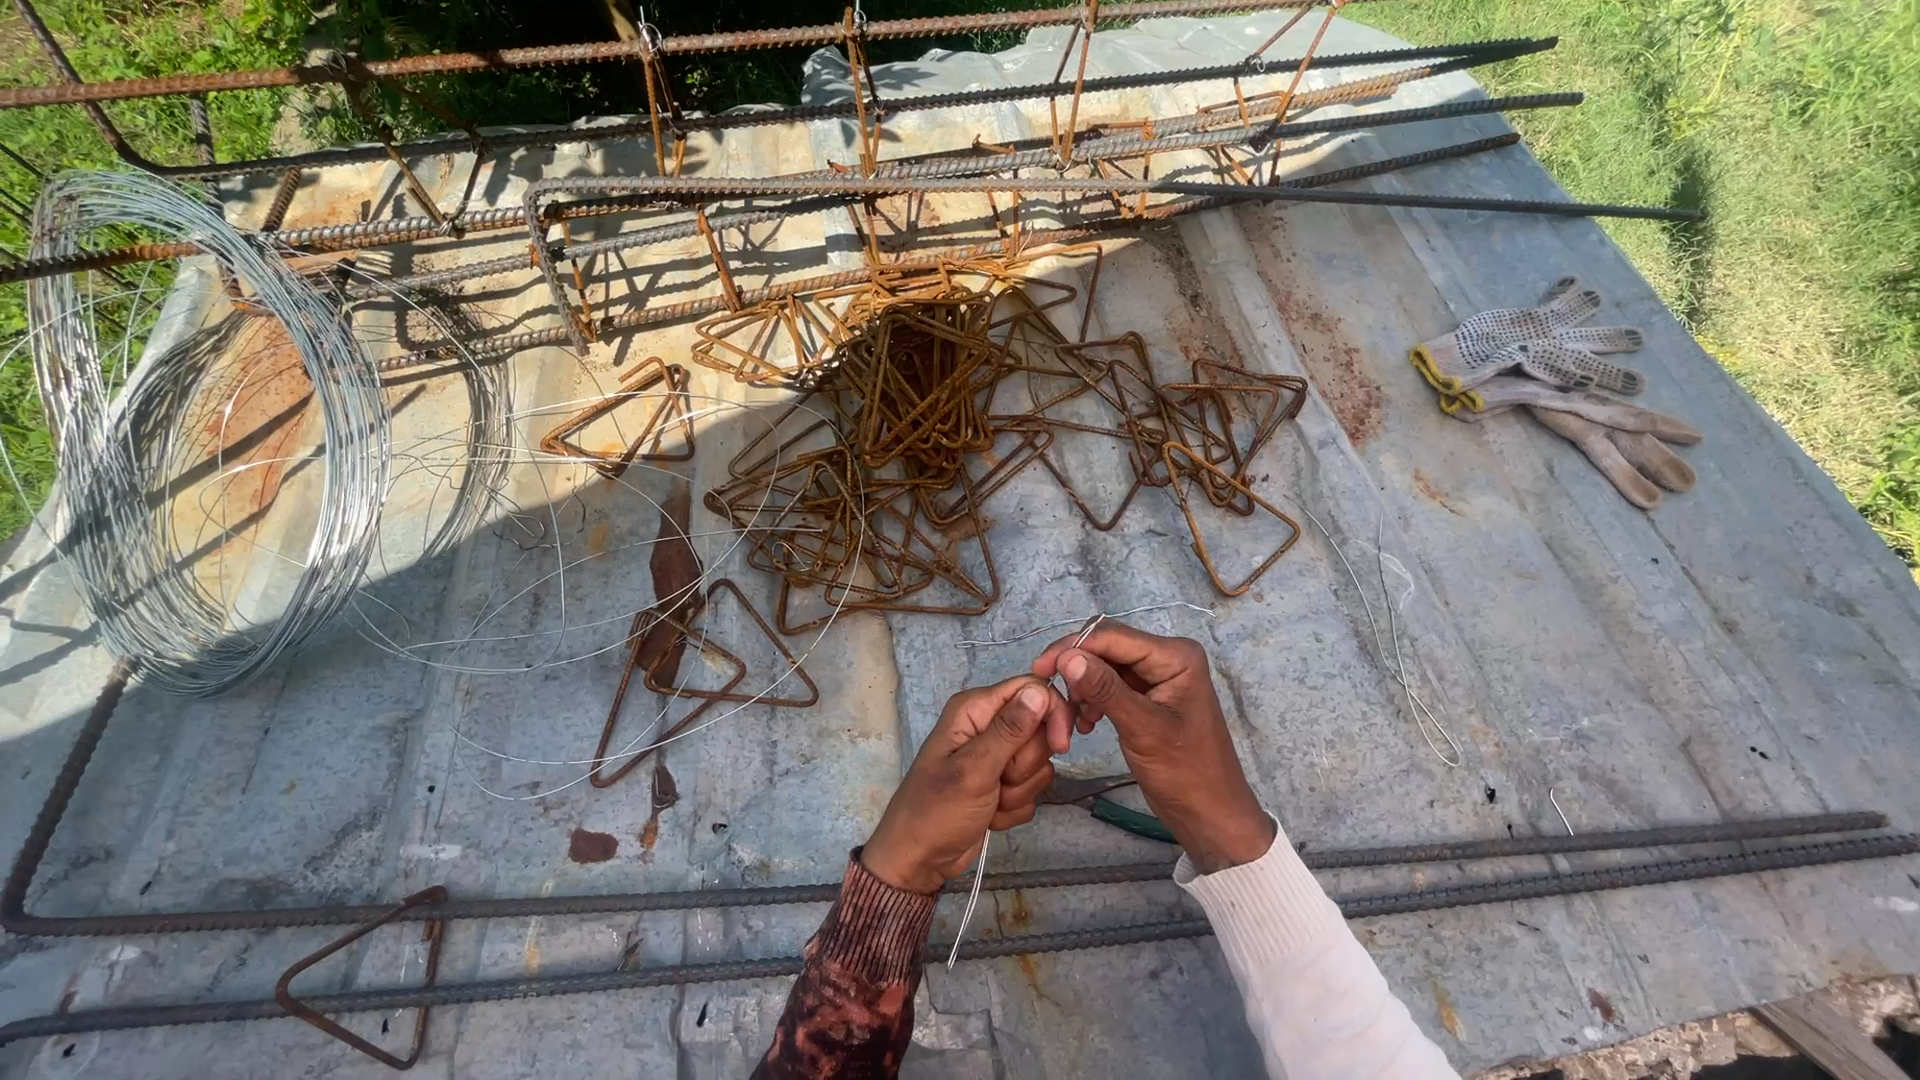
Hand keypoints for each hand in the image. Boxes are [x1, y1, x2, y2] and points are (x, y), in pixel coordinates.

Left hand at [861, 676, 1066, 893]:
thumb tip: (1039, 692)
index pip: (1032, 689)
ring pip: (1039, 763)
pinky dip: (1015, 806)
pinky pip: (1032, 788)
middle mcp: (987, 726)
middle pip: (1040, 728)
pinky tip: (990, 815)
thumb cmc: (936, 810)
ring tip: (989, 801)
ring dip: (1019, 790)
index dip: (1052, 714)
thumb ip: (1009, 730)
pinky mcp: (1003, 784)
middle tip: (999, 780)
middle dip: (1026, 764)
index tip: (1060, 746)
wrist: (920, 859)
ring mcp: (996, 756)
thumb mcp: (974, 769)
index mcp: (975, 709)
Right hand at [1033, 624, 1274, 872]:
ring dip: (1083, 686)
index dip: (1073, 648)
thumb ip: (1104, 689)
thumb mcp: (1142, 729)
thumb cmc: (1186, 773)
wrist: (1210, 816)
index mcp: (1176, 656)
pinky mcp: (1147, 695)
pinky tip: (1086, 724)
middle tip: (1051, 693)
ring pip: (1103, 665)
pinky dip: (1092, 699)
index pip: (1112, 636)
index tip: (1039, 669)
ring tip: (1074, 718)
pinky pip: (1109, 684)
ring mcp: (1157, 676)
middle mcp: (1166, 657)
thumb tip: (1066, 657)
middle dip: (1077, 667)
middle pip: (1106, 646)